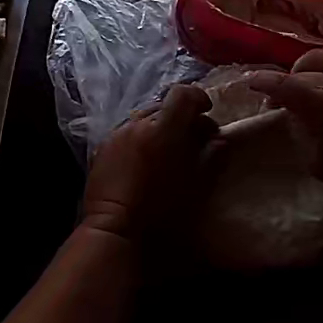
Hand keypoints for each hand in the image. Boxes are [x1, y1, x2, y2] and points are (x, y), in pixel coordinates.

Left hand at [80, 83, 219, 242]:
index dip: (198, 97)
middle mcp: (138, 123)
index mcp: (164, 128)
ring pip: (142, 118)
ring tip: (166, 150)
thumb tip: (221, 140)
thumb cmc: (161, 210)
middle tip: (193, 138)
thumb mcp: (196, 185)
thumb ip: (212, 157)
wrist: (114, 228)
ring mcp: (116, 134)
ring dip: (158, 127)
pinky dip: (139, 138)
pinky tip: (143, 160)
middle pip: (163, 105)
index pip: (182, 94)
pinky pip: (125, 132)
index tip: (207, 111)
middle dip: (180, 116)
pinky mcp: (101, 148)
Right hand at [247, 41, 322, 193]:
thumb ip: (299, 132)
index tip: (249, 83)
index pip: (282, 84)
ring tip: (304, 82)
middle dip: (284, 81)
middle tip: (280, 99)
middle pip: (299, 67)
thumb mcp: (317, 161)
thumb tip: (291, 114)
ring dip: (305, 67)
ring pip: (320, 53)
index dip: (261, 82)